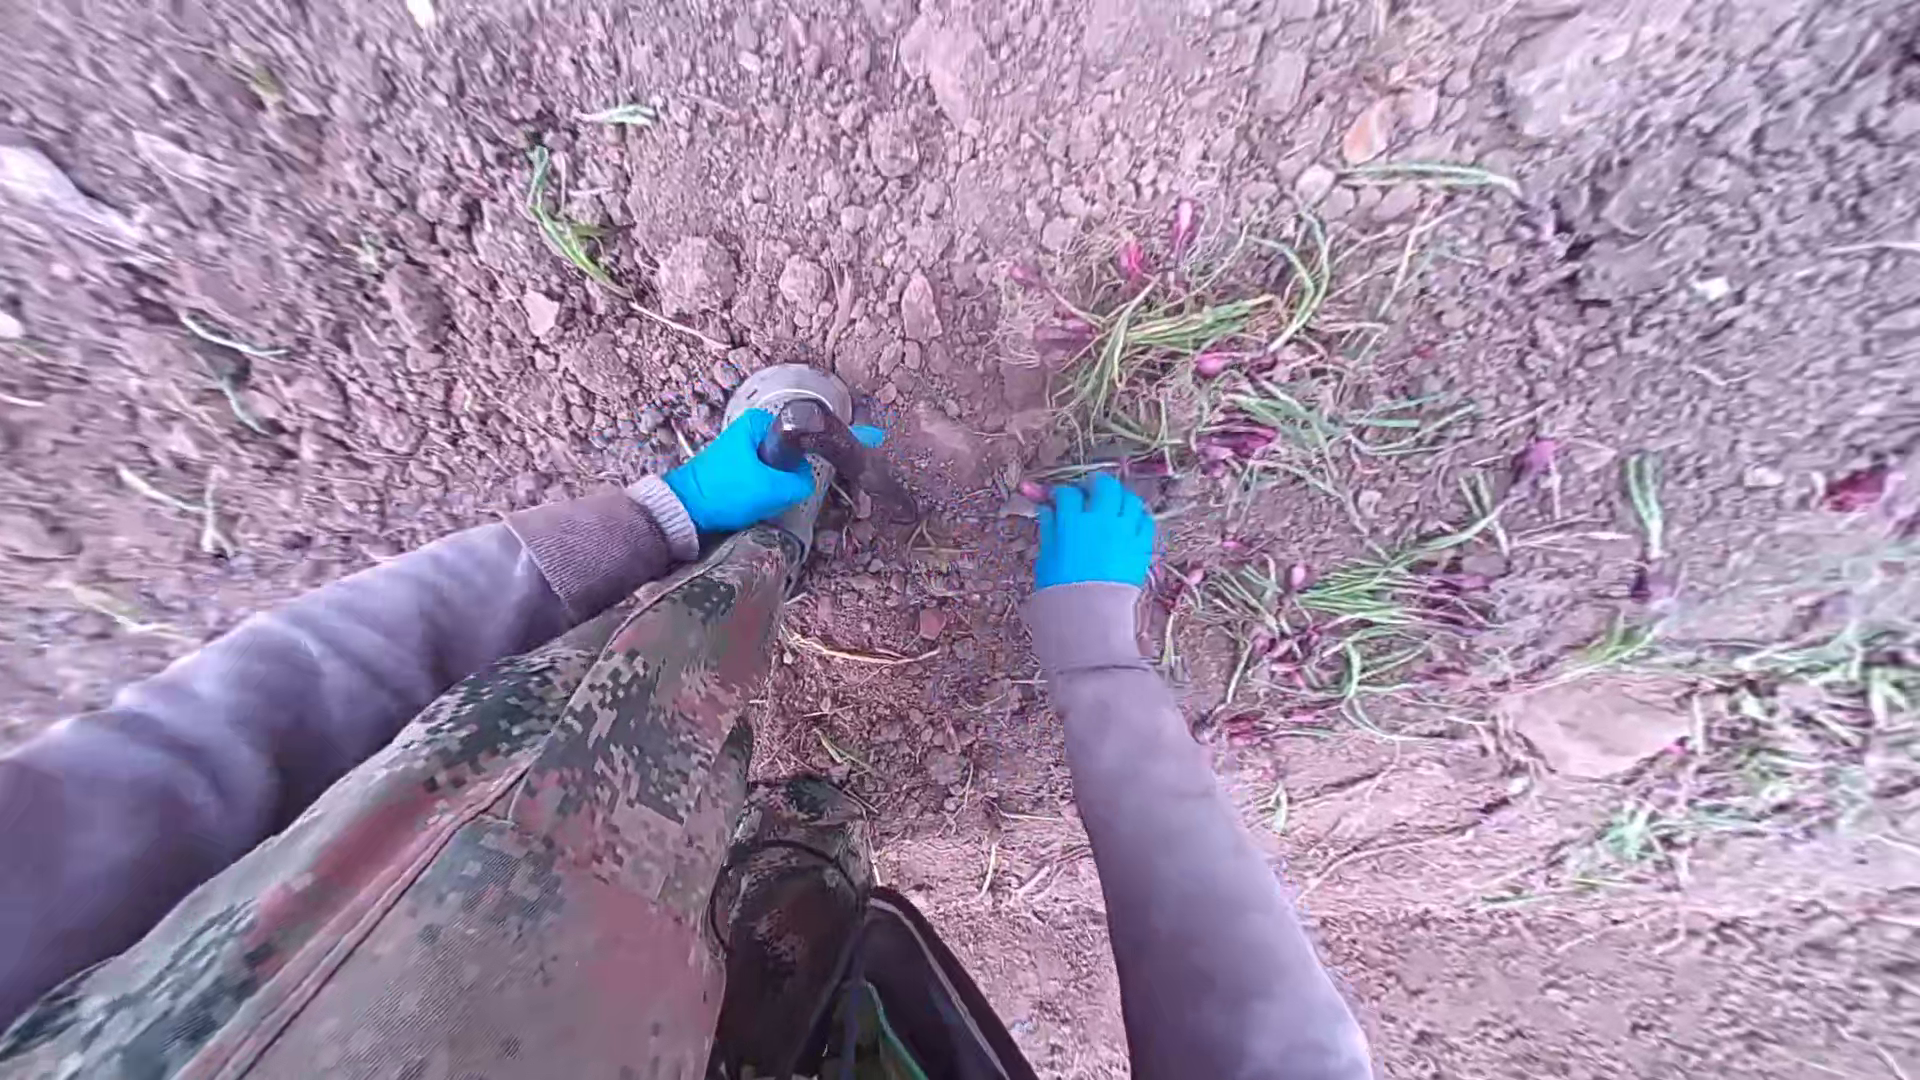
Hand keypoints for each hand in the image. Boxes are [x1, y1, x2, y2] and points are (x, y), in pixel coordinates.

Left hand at [664, 409, 883, 532]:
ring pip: (790, 463)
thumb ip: (800, 482)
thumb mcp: (770, 488)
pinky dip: (786, 483)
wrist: (683, 512)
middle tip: (845, 472)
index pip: (810, 425)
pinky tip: (790, 496)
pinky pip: (777, 474)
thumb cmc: (723, 493)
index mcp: (761, 424)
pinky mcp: (746, 470)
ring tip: (809, 490)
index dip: (842, 434)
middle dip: (819, 460)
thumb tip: (806, 480)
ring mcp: (751, 451)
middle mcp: (757, 432)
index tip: (873, 436)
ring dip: (799, 477)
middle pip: (802, 445)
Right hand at [1034, 472, 1154, 588]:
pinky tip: (1129, 521)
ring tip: (1112, 503)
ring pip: (1128, 499)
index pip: (1067, 494)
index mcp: (1073, 522)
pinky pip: (1145, 521)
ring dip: (1119, 497)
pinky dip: (1137, 517)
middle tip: (1089, 489)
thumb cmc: (1061, 589)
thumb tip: (1048, 510)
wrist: (1089, 614)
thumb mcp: (1047, 558)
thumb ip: (1050, 529)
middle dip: (1095, 484)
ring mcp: (1124, 532)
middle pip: (1103, 486)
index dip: (1061, 494)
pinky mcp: (1140, 546)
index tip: (1059, 499)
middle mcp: (1101, 521)